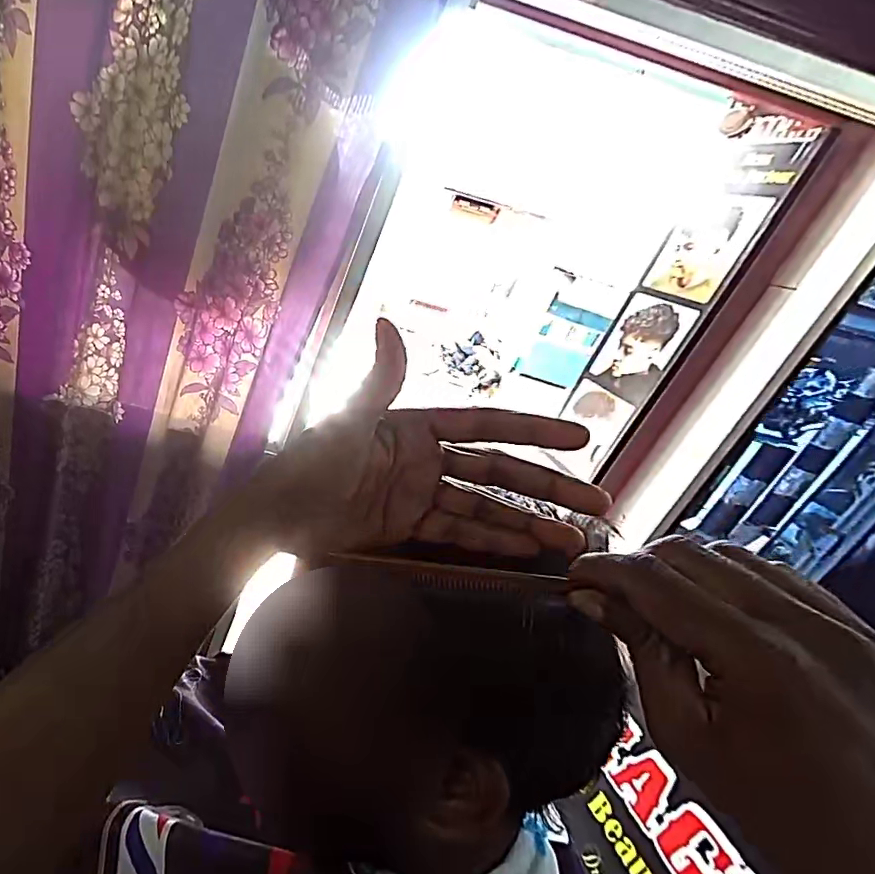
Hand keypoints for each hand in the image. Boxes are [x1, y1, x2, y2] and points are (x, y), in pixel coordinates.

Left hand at [244, 319, 610, 560]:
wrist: (278, 515)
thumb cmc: (309, 462)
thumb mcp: (347, 422)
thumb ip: (378, 380)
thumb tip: (384, 322)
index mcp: (412, 427)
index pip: (483, 425)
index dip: (531, 430)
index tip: (580, 437)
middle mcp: (420, 459)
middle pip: (494, 471)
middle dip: (544, 486)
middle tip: (597, 503)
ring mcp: (415, 494)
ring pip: (481, 508)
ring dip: (525, 522)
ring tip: (573, 540)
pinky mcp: (403, 526)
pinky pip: (455, 534)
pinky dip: (488, 542)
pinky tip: (525, 551)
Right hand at [567, 538, 874, 873]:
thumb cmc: (796, 827)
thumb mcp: (688, 741)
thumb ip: (642, 656)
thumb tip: (595, 603)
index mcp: (762, 661)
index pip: (654, 580)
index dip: (603, 569)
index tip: (577, 577)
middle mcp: (811, 630)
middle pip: (692, 553)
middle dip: (638, 564)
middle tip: (609, 591)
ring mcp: (850, 629)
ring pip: (736, 555)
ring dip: (684, 568)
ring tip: (656, 601)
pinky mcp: (872, 638)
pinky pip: (784, 579)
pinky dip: (733, 580)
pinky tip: (713, 610)